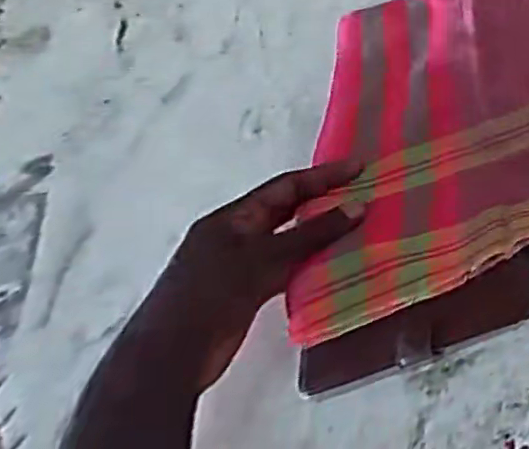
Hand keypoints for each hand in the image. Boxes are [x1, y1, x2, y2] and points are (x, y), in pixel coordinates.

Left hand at [129, 161, 364, 388]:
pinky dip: (310, 258)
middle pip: (286, 210)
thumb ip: (313, 232)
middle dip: (323, 200)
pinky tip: (335, 258)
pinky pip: (287, 264)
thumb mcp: (264, 257)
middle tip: (361, 190)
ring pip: (289, 238)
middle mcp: (234, 237)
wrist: (167, 361)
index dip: (323, 175)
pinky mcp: (246, 290)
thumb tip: (358, 207)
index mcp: (230, 220)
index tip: (358, 167)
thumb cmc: (210, 295)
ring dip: (320, 231)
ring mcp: (239, 265)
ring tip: (357, 222)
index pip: (284, 187)